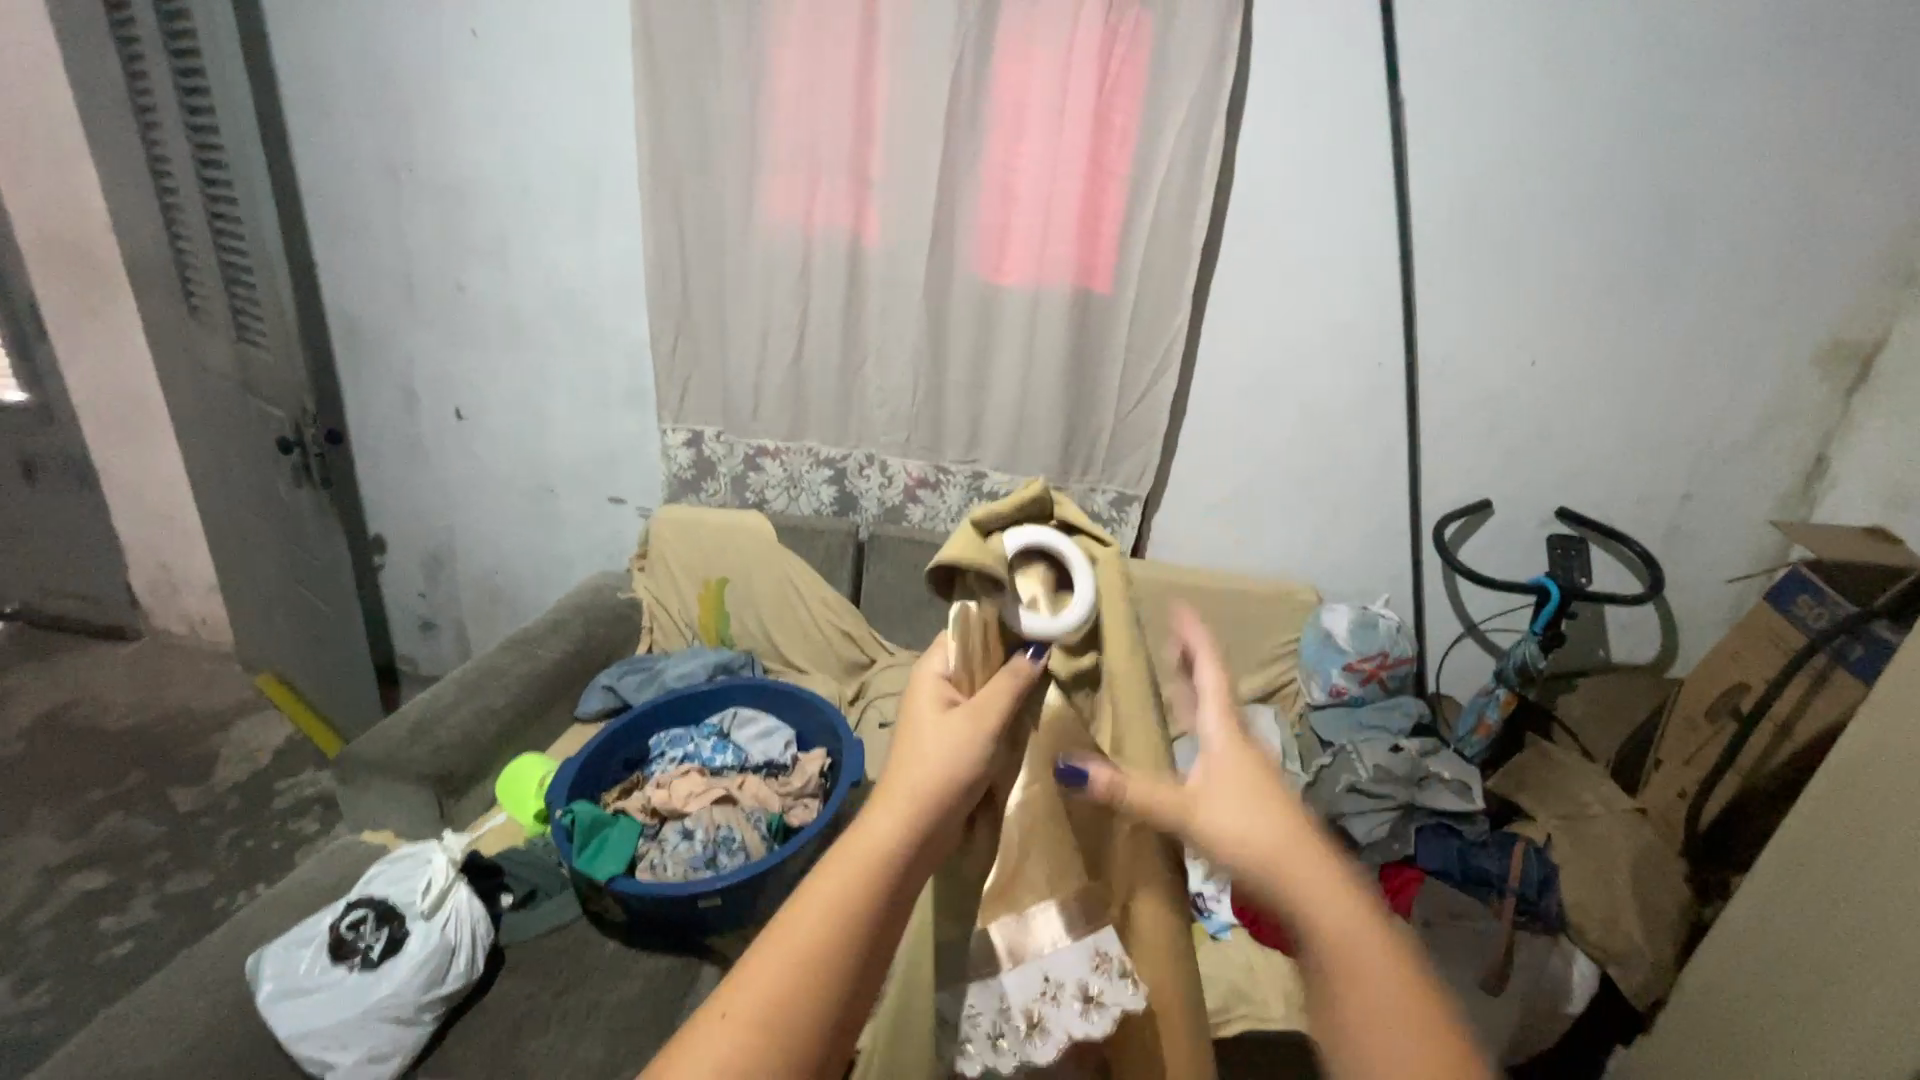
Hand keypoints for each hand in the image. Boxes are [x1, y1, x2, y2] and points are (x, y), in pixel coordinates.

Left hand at [869, 633, 1048, 854]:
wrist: (913, 831)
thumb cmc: (944, 767)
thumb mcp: (984, 720)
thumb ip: (1012, 682)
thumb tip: (1038, 646)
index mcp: (933, 669)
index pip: (968, 629)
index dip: (1002, 624)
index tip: (1042, 623)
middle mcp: (934, 685)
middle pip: (979, 659)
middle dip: (1013, 658)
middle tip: (1057, 654)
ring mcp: (943, 714)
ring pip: (984, 690)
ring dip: (1012, 690)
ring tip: (1053, 680)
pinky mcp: (953, 741)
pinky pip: (983, 716)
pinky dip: (1005, 715)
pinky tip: (1032, 715)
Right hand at [1057, 604, 1313, 880]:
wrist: (1309, 883)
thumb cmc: (1248, 833)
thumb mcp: (1181, 810)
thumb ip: (1127, 790)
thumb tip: (1066, 765)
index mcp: (1223, 732)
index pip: (1207, 672)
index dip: (1193, 638)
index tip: (1180, 606)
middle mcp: (1237, 742)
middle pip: (1212, 691)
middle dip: (1191, 662)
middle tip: (1171, 637)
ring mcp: (1247, 770)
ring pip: (1216, 720)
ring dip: (1196, 696)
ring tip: (1176, 682)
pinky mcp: (1249, 796)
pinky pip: (1217, 747)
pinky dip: (1199, 730)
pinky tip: (1191, 748)